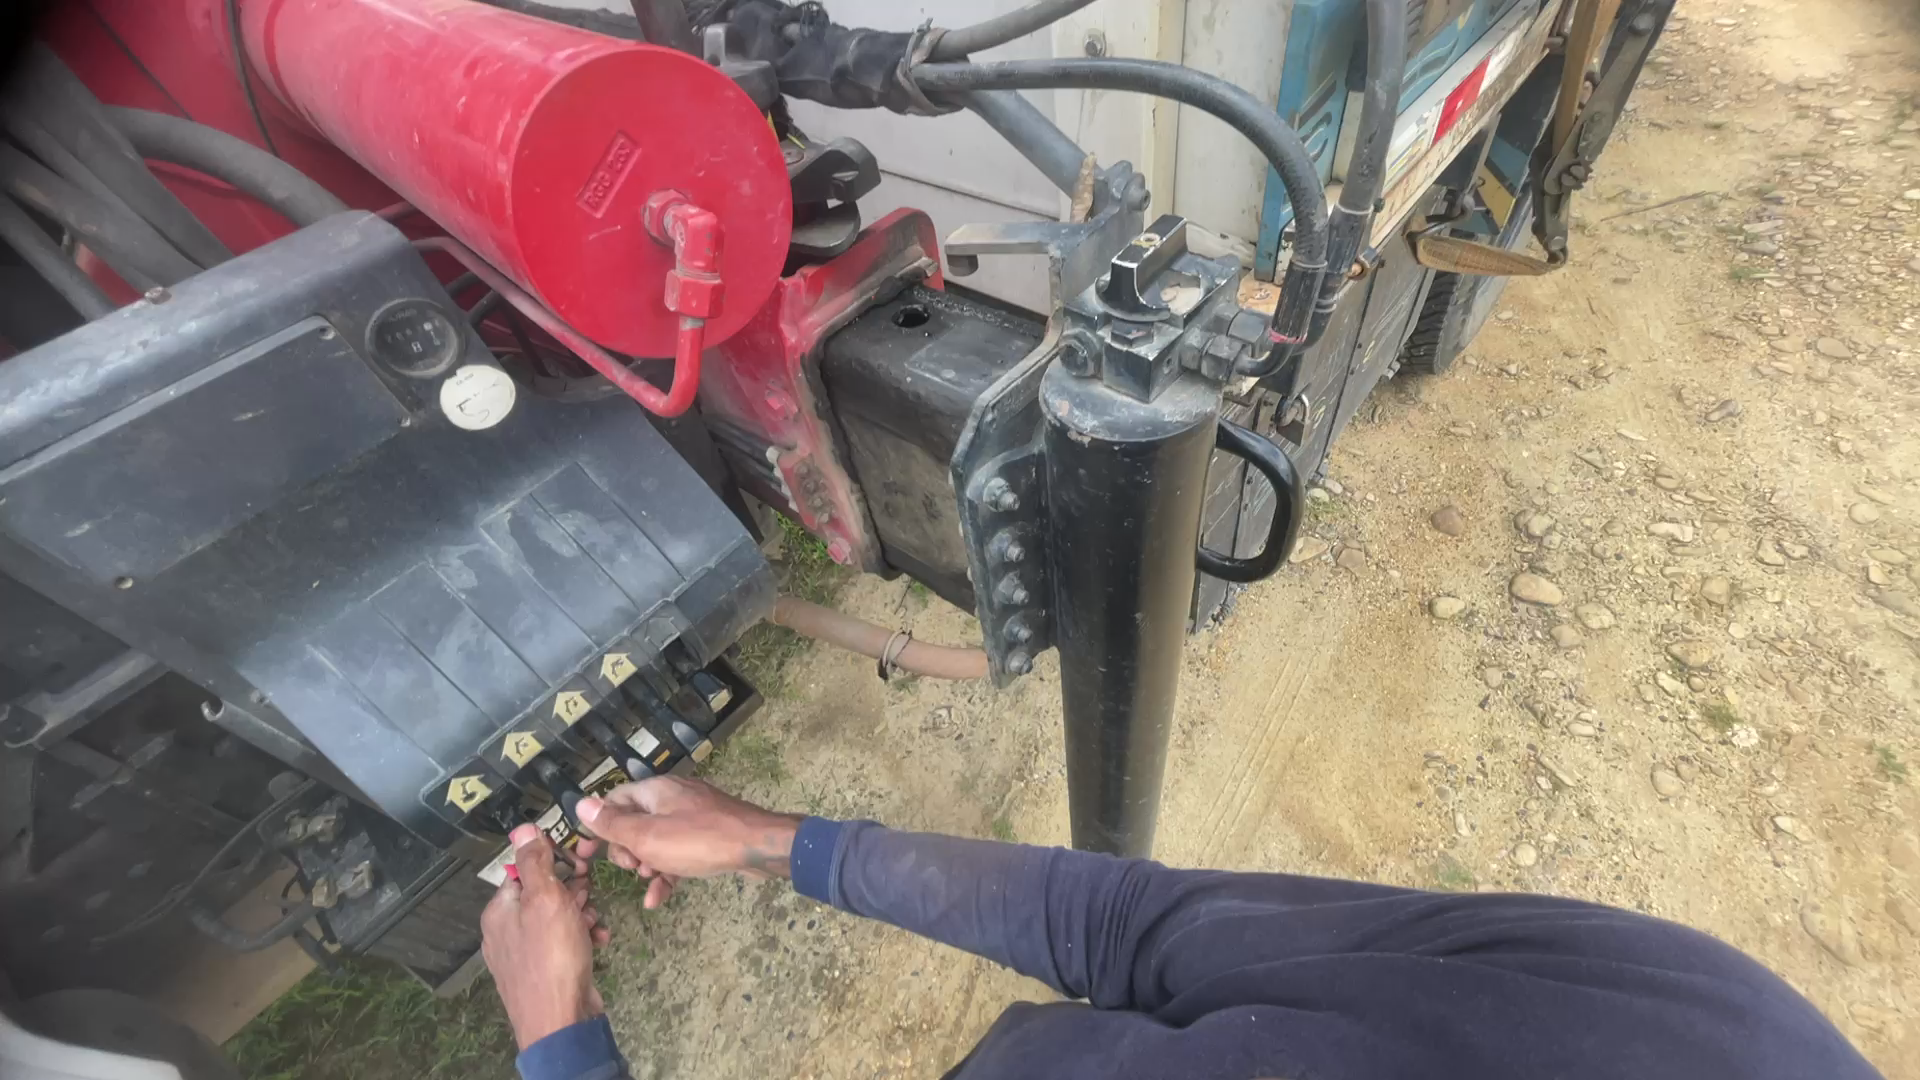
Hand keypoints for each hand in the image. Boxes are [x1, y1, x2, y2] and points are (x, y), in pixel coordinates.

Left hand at [480, 825, 609, 1049]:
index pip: (527, 868)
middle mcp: (506, 929)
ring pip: (560, 912)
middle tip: (588, 897)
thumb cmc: (552, 955)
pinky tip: (598, 939)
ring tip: (593, 921)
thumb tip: (522, 828)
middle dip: (574, 889)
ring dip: (583, 911)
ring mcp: (525, 951)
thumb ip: (536, 862)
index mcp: (500, 911)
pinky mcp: (545, 967)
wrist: (560, 1019)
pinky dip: (584, 933)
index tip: (582, 864)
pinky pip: (566, 937)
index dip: (557, 862)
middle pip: (546, 890)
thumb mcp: (546, 899)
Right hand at [577, 776, 800, 907]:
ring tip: (650, 881)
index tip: (586, 857)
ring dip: (647, 865)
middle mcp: (674, 797)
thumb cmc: (698, 840)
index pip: (615, 800)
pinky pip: (678, 853)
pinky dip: (667, 873)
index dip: (598, 827)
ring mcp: (693, 816)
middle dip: (626, 850)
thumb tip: (581, 803)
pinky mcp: (707, 835)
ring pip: (656, 841)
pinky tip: (658, 899)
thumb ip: (613, 823)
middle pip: (634, 822)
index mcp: (656, 790)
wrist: (755, 846)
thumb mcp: (648, 836)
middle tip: (634, 867)